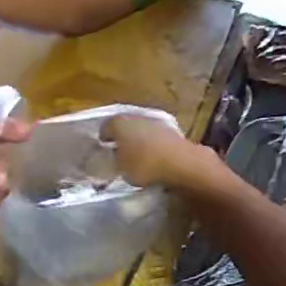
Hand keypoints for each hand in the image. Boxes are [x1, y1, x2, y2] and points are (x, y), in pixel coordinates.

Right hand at [102, 115, 216, 190]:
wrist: (182, 164)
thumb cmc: (144, 165)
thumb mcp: (121, 169)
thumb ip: (115, 161)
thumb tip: (114, 157)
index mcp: (120, 123)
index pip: (106, 126)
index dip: (103, 137)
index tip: (103, 146)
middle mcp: (137, 117)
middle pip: (126, 125)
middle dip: (122, 136)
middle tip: (118, 150)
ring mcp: (158, 122)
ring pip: (143, 130)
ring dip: (139, 140)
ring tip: (137, 155)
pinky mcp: (174, 132)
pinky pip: (157, 138)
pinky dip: (153, 145)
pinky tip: (153, 157)